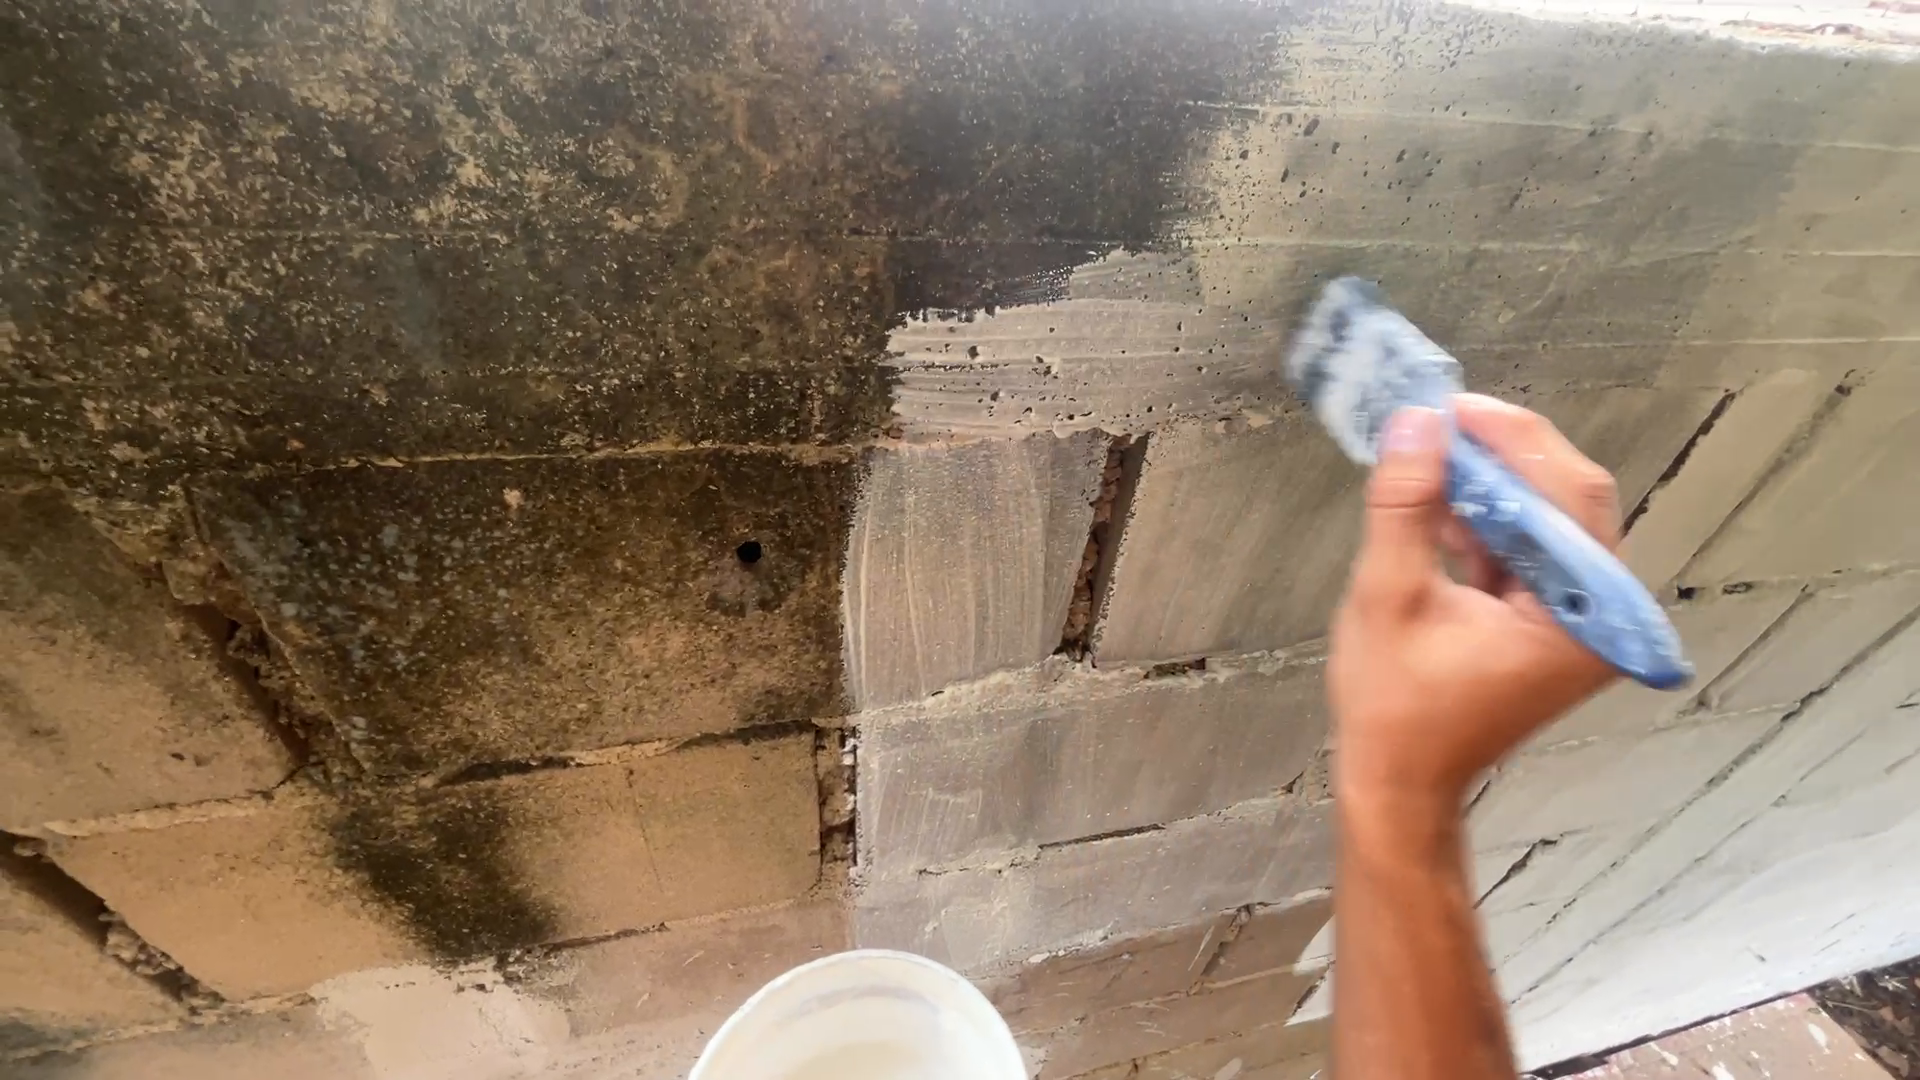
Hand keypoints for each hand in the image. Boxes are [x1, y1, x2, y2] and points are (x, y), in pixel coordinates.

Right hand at [1329, 394, 1620, 804]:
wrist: (1397, 777)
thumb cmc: (1390, 700)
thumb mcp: (1386, 596)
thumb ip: (1405, 507)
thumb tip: (1414, 422)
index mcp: (1582, 615)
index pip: (1567, 495)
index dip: (1512, 438)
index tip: (1447, 406)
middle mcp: (1602, 614)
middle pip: (1568, 503)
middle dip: (1503, 456)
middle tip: (1435, 426)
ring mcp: (1579, 622)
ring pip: (1547, 524)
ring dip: (1489, 488)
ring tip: (1427, 460)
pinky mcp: (1548, 626)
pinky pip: (1526, 554)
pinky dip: (1484, 525)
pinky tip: (1438, 511)